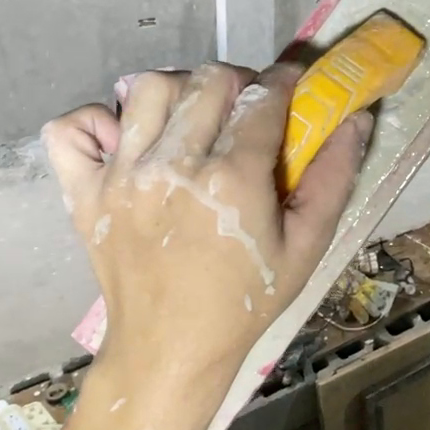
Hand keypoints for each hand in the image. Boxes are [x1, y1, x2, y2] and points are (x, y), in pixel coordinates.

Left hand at [40, 62, 369, 388]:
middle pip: (208, 80)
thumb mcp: (308, 245)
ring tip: (196, 118)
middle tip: (248, 109)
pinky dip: (99, 119)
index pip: (262, 97)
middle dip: (239, 82)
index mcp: (231, 180)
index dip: (285, 82)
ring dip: (181, 90)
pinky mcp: (83, 192)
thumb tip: (356, 119)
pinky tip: (130, 138)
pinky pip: (72, 127)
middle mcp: (172, 166)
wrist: (170, 349)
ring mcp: (120, 177)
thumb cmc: (247, 299)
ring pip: (148, 87)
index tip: (293, 86)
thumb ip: (335, 177)